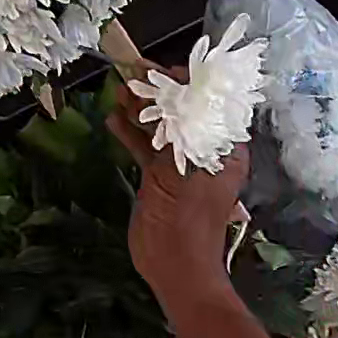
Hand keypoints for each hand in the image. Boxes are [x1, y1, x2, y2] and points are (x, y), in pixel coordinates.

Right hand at [107, 74, 249, 312]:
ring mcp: (181, 165)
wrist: (174, 267)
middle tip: (133, 75)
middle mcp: (206, 152)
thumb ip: (176, 133)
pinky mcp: (160, 178)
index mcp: (224, 149)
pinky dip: (132, 135)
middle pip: (183, 112)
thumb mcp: (181, 173)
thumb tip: (169, 93)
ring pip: (162, 129)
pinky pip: (147, 149)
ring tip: (119, 91)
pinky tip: (113, 120)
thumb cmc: (186, 221)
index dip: (187, 84)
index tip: (162, 70)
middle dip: (159, 94)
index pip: (210, 104)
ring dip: (142, 112)